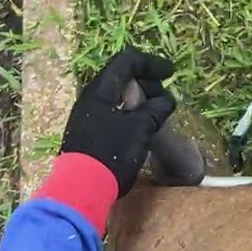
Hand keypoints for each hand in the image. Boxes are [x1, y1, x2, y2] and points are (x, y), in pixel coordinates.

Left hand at [62, 48, 177, 195]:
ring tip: (156, 115)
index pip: (127, 61)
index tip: (170, 73)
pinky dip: (131, 113)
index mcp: (102, 90)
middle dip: (147, 83)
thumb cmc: (112, 152)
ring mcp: (88, 115)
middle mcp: (92, 97)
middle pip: (122, 77)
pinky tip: (142, 128)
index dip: (151, 63)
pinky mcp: (88, 132)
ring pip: (118, 96)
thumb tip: (166, 99)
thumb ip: (157, 108)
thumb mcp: (142, 127)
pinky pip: (113, 112)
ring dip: (140, 100)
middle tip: (164, 97)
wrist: (81, 189)